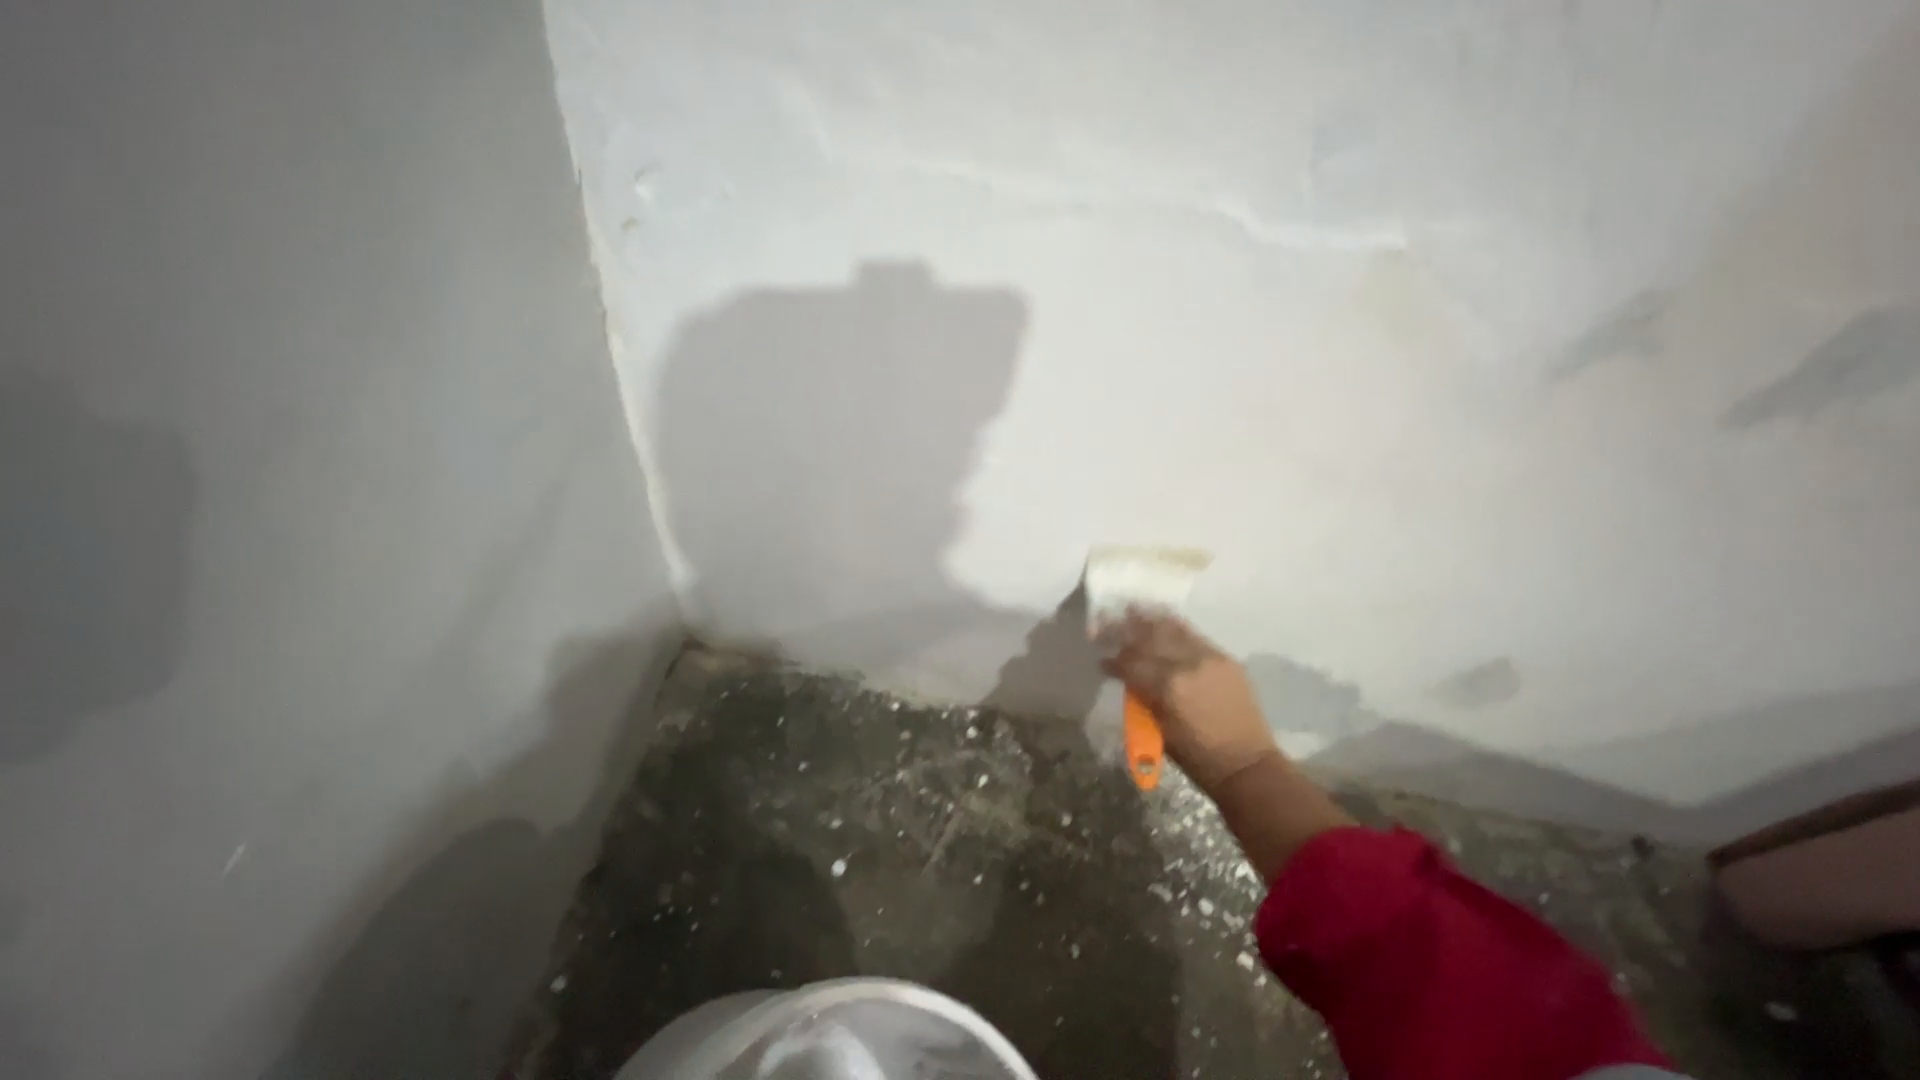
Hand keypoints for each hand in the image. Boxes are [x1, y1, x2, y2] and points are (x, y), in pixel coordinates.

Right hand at [1097, 610, 1282, 791]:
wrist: (1246, 764)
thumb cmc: (1197, 757)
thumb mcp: (1159, 729)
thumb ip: (1142, 696)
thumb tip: (1127, 676)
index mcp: (1169, 685)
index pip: (1132, 662)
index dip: (1113, 659)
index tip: (1101, 657)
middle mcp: (1189, 663)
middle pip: (1150, 636)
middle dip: (1126, 628)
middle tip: (1107, 620)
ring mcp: (1211, 657)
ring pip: (1174, 629)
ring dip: (1151, 619)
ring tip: (1133, 608)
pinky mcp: (1226, 658)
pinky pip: (1195, 636)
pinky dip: (1175, 628)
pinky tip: (1163, 622)